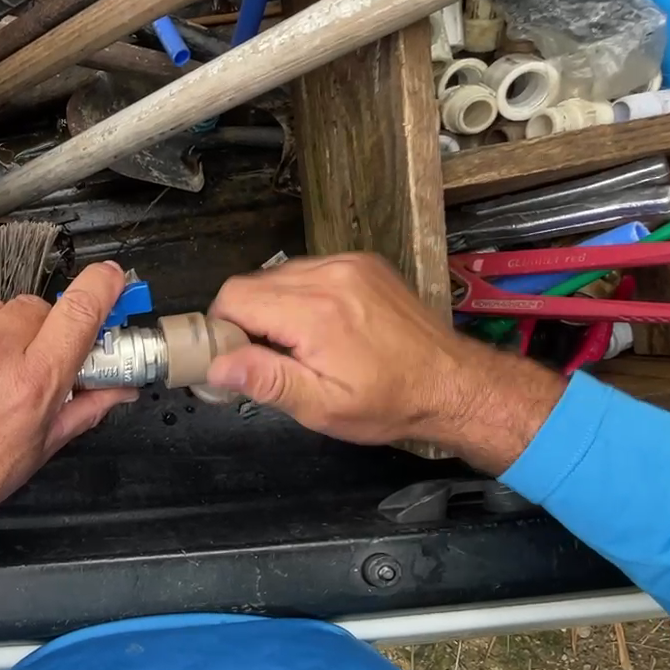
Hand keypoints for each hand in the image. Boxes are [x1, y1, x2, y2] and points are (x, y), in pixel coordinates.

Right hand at [204, 253, 564, 472]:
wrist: (453, 384)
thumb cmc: (386, 403)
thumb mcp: (320, 406)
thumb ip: (265, 380)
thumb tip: (215, 365)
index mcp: (315, 312)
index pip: (234, 297)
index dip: (221, 327)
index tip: (233, 357)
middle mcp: (330, 275)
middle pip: (250, 283)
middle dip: (243, 319)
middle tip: (263, 357)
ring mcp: (348, 263)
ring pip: (276, 275)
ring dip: (269, 306)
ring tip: (292, 344)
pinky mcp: (362, 263)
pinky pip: (306, 270)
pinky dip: (297, 295)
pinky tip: (316, 325)